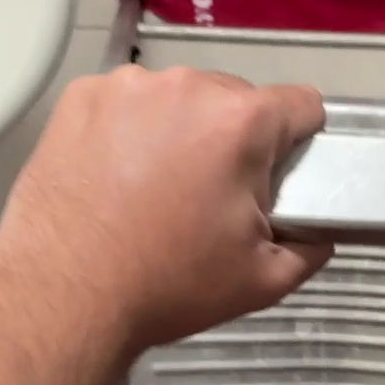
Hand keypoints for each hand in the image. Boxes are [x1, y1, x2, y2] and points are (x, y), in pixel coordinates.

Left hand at [0, 66, 331, 356]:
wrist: (64, 298)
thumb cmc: (170, 286)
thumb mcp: (264, 280)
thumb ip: (312, 248)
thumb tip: (320, 231)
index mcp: (240, 123)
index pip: (303, 104)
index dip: (302, 139)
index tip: (281, 173)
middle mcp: (186, 87)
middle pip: (238, 99)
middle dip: (236, 139)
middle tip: (213, 194)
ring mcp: (126, 86)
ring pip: (182, 98)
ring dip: (184, 129)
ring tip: (158, 186)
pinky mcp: (80, 97)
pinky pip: (129, 101)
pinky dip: (133, 127)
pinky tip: (118, 172)